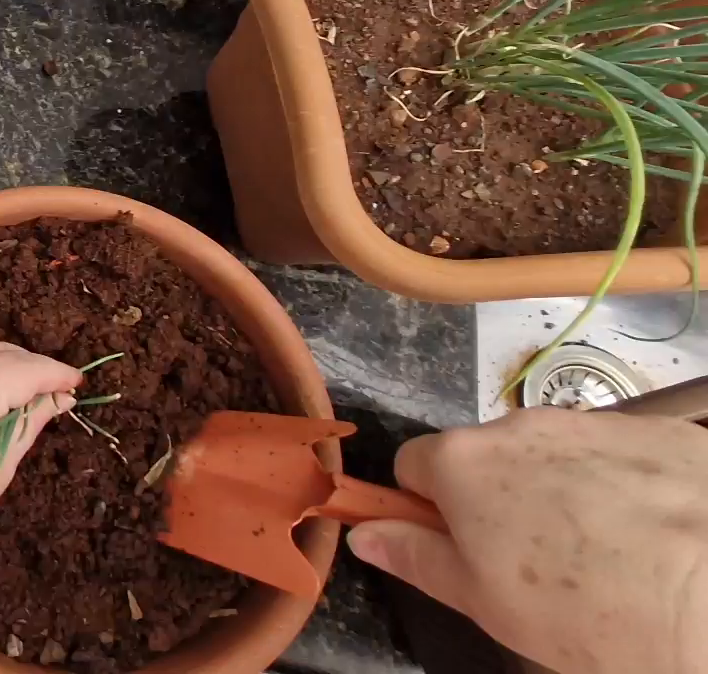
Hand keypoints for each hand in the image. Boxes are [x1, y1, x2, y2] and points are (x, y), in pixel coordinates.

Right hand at [347, 408, 707, 673]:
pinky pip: (634, 454)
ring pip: (562, 454)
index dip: (437, 508)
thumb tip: (362, 532)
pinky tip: (677, 534)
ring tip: (629, 551)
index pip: (414, 466)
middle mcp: (514, 426)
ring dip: (575, 488)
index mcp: (458, 460)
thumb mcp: (491, 605)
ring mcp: (596, 424)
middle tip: (557, 562)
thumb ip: (415, 557)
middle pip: (489, 457)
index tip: (476, 550)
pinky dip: (643, 485)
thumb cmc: (599, 614)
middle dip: (508, 496)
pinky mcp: (673, 433)